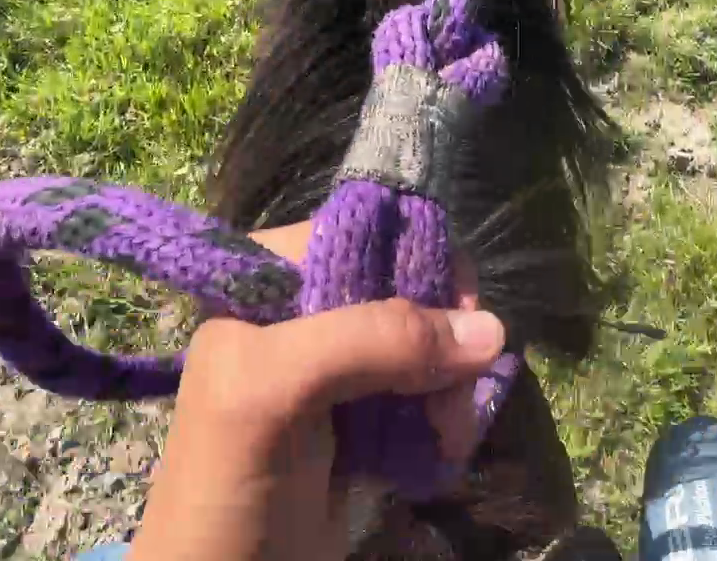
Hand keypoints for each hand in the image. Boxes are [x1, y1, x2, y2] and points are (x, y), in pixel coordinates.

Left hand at [130, 220, 502, 560]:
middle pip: (405, 284)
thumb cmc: (226, 484)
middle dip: (441, 332)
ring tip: (450, 432)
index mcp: (268, 281)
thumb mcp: (277, 390)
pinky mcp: (367, 414)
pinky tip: (446, 444)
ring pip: (426, 337)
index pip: (360, 232)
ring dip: (451, 381)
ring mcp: (340, 364)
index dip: (416, 258)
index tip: (455, 307)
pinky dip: (447, 411)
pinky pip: (429, 386)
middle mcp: (307, 310)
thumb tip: (491, 328)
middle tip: (457, 382)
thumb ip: (371, 340)